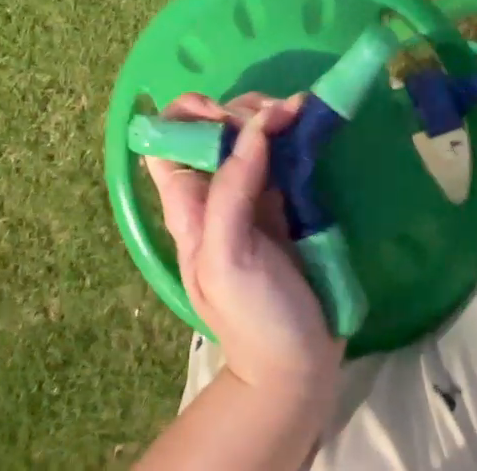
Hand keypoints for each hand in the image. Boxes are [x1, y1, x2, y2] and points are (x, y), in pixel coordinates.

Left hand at [144, 92, 343, 396]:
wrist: (297, 366)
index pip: (166, 140)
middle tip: (277, 116)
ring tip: (298, 113)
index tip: (225, 119)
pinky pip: (284, 151)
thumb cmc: (251, 319)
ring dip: (270, 113)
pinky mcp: (287, 199)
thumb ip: (231, 193)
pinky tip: (310, 121)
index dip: (187, 116)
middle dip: (240, 109)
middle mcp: (215, 190)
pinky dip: (294, 129)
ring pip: (250, 131)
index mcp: (187, 204)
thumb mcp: (226, 260)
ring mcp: (253, 193)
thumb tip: (254, 129)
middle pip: (214, 126)